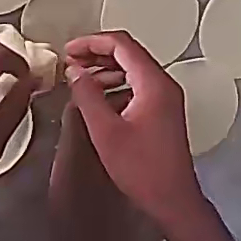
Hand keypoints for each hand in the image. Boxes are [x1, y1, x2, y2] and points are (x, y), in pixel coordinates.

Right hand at [63, 31, 203, 222]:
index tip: (68, 50)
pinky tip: (97, 100)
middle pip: (129, 53)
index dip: (92, 42)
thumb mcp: (106, 131)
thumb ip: (87, 96)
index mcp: (154, 83)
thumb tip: (74, 71)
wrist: (173, 198)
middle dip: (97, 54)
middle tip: (69, 63)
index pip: (122, 44)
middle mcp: (164, 84)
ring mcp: (166, 98)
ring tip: (78, 81)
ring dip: (105, 70)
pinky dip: (116, 86)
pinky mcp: (163, 112)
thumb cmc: (141, 169)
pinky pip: (138, 87)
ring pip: (133, 70)